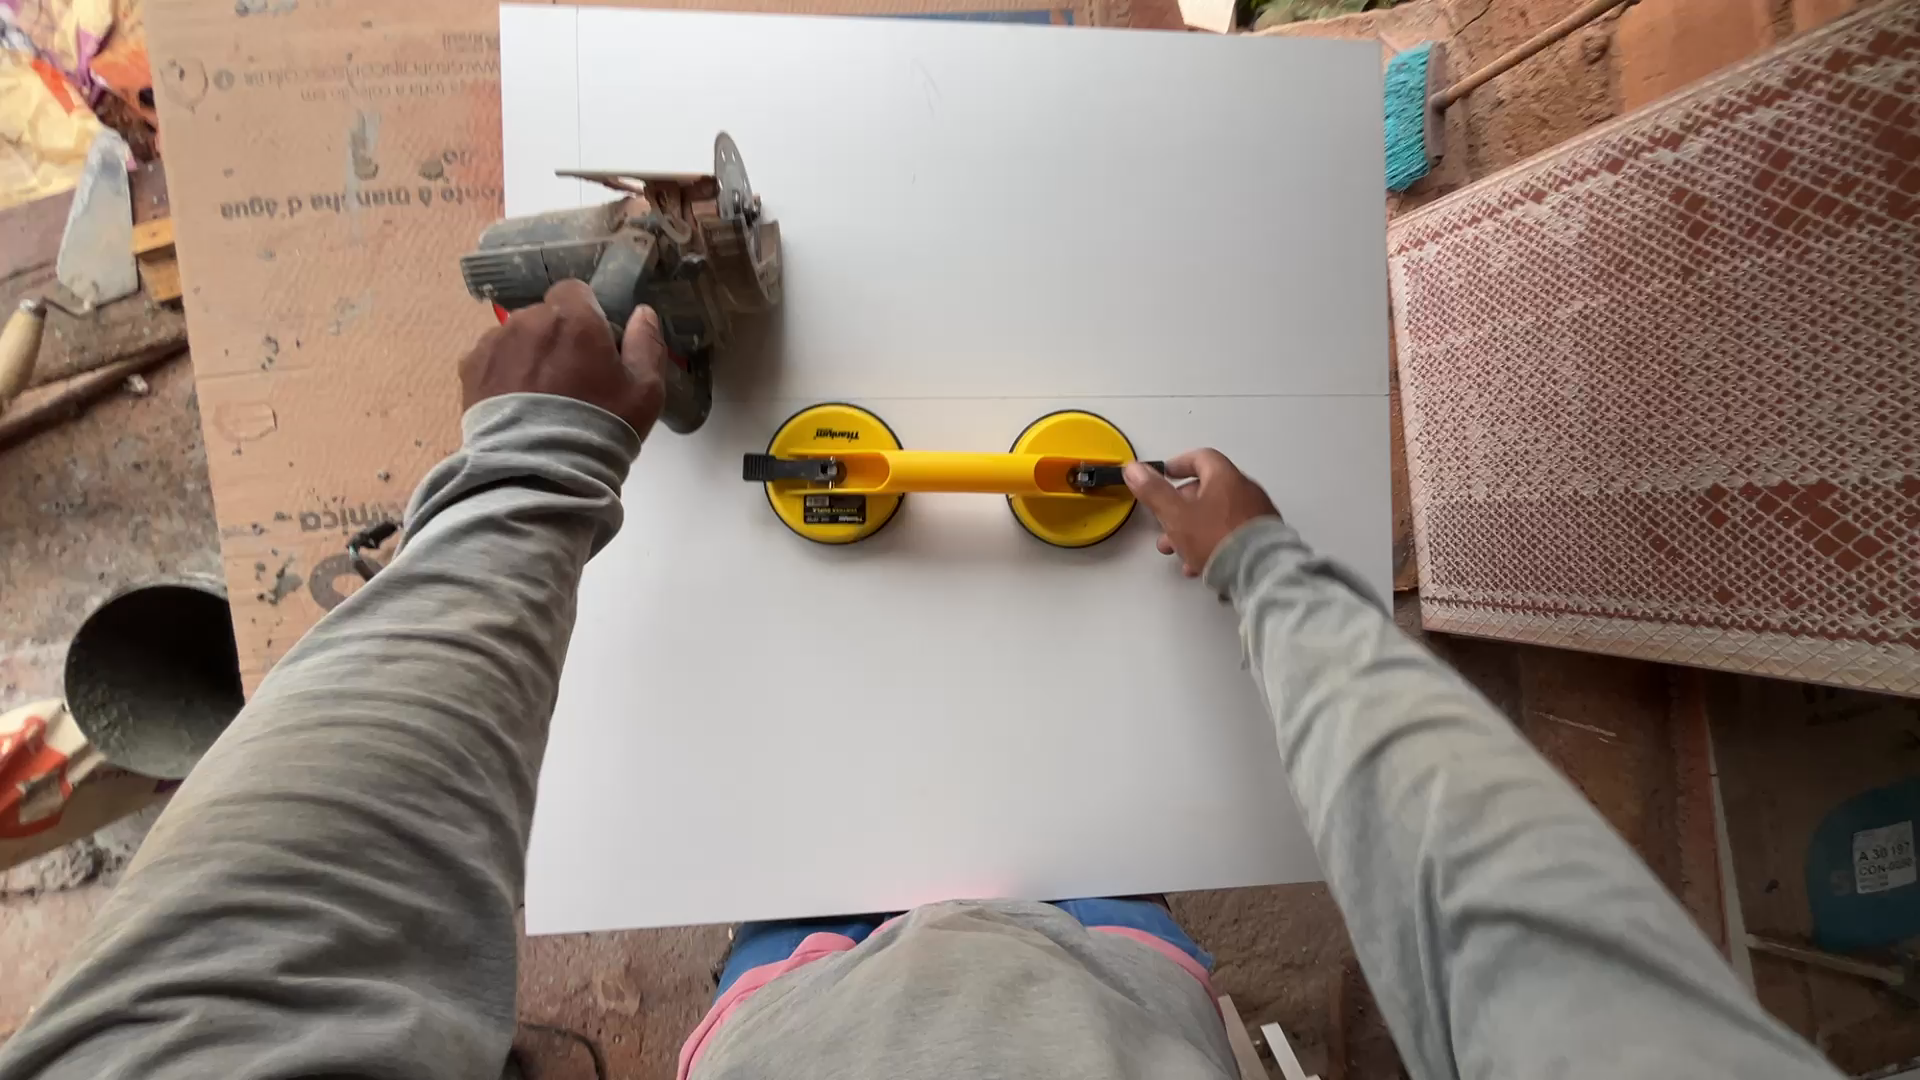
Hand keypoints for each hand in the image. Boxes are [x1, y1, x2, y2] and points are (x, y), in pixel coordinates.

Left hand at [459, 279, 666, 438]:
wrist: (542, 467)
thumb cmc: (602, 424)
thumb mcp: (645, 390)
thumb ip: (646, 345)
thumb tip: (643, 313)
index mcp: (573, 318)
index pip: (577, 290)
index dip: (589, 313)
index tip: (598, 344)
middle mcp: (528, 319)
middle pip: (546, 315)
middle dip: (560, 336)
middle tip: (577, 378)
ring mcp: (493, 343)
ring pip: (519, 337)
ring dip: (532, 355)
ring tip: (545, 396)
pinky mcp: (470, 369)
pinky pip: (494, 359)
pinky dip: (507, 374)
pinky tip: (521, 404)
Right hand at [1124, 449, 1279, 576]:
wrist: (1259, 572)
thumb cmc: (1214, 538)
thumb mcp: (1176, 515)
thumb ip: (1154, 491)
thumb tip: (1133, 468)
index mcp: (1225, 478)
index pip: (1202, 458)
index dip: (1180, 464)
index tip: (1165, 474)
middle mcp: (1246, 491)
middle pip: (1207, 490)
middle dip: (1180, 507)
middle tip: (1164, 524)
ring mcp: (1258, 515)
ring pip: (1217, 516)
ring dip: (1192, 529)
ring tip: (1177, 551)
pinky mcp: (1263, 539)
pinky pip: (1231, 533)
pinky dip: (1211, 542)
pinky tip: (1198, 565)